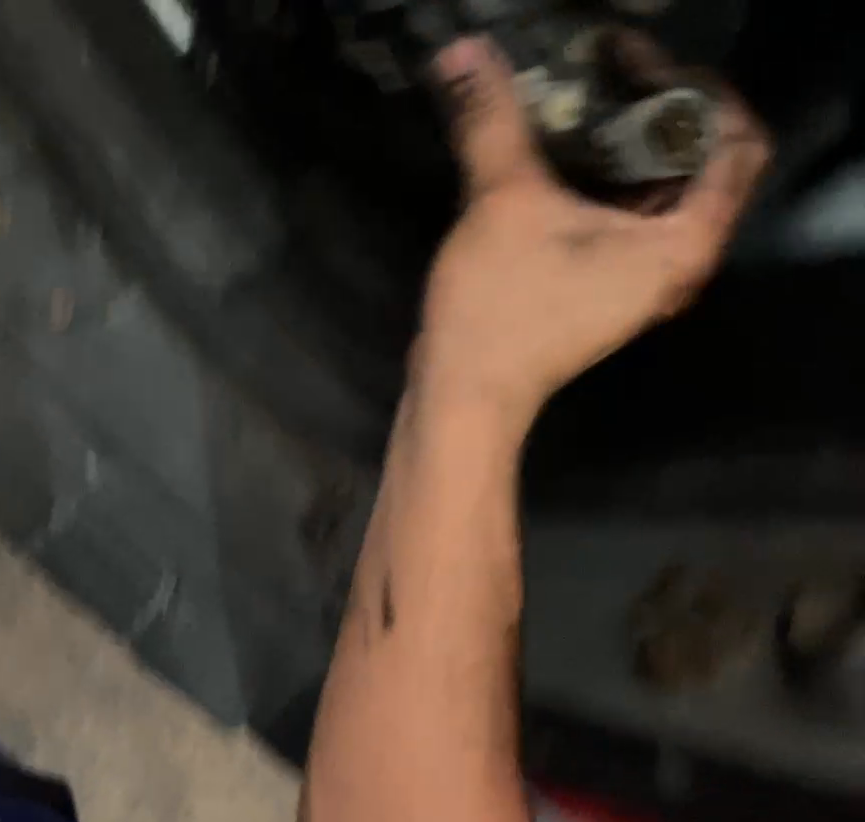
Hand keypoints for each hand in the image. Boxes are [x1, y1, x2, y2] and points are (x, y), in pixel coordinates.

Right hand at [413, 36, 771, 420]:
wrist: (460, 396)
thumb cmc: (499, 307)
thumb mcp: (501, 205)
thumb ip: (492, 126)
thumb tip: (464, 54)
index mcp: (686, 237)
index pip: (731, 137)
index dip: (692, 89)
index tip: (634, 64)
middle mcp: (675, 262)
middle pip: (693, 169)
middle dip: (653, 121)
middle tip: (602, 88)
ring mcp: (632, 287)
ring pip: (647, 203)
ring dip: (618, 160)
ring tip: (572, 126)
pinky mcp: (590, 301)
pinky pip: (611, 231)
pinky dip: (592, 197)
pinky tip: (548, 181)